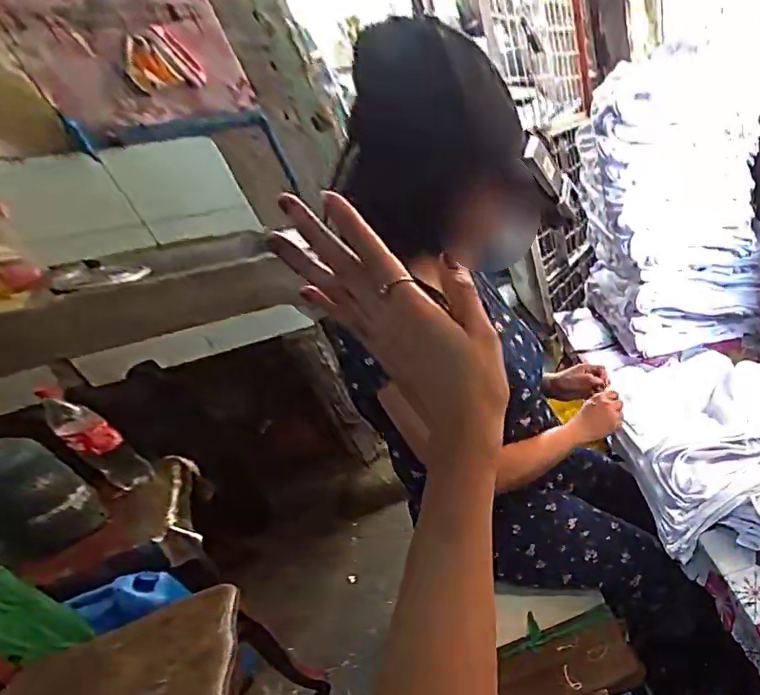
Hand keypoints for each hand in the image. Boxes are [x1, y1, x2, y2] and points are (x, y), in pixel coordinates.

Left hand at [271, 192, 507, 468]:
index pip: (378, 259)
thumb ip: (464, 295)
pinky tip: (307, 293)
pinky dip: (326, 305)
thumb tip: (451, 259)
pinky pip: (348, 323)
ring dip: (306, 267)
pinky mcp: (381, 355)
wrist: (463, 430)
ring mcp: (381, 339)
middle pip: (346, 271)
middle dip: (315, 235)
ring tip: (276, 242)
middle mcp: (389, 321)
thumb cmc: (479, 385)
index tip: (329, 199)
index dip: (354, 228)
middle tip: (284, 205)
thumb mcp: (483, 335)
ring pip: (337, 294)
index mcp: (415, 311)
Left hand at [546, 362, 608, 399]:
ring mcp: (585, 384)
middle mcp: (588, 375)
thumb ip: (595, 380)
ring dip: (599, 392)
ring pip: (597, 387)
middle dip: (603, 385)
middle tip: (602, 391)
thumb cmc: (567, 381)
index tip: (605, 383)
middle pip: (601, 379)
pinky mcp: (582, 392)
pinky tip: (592, 399)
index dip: (605, 376)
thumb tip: (603, 383)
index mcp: (588, 368)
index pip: (602, 369)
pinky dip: (593, 396)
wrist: (554, 388)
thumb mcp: (583, 379)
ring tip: (597, 396)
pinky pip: (591, 394)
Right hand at [568, 390, 623, 440]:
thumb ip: (601, 397)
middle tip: (610, 411)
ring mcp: (613, 416)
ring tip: (608, 419)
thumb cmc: (582, 417)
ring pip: (621, 413)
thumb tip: (609, 395)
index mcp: (602, 398)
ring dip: (617, 415)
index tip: (611, 401)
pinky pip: (620, 422)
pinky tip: (608, 424)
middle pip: (620, 403)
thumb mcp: (590, 401)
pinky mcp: (614, 426)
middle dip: (616, 406)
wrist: (580, 430)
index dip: (613, 398)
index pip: (614, 393)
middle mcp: (609, 405)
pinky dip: (616, 423)